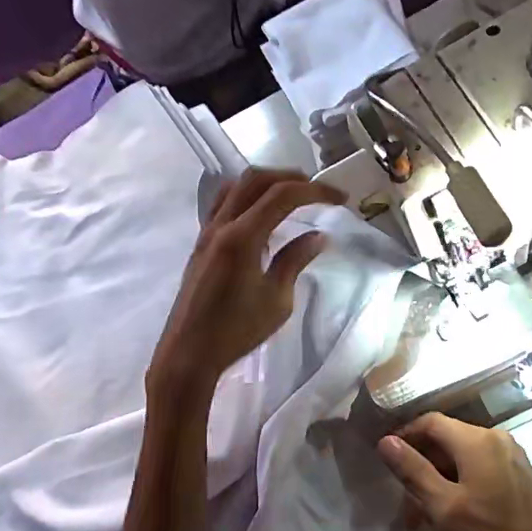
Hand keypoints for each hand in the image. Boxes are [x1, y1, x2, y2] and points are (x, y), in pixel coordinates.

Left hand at [149, 168, 343, 394]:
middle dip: (292, 178)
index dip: (316, 191)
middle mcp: (221, 225)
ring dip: (267, 183)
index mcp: (242, 237)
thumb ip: (295, 261)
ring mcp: (207, 232)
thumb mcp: (277, 299)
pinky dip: (249, 198)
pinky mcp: (202, 243)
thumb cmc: (237, 331)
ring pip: (236, 186)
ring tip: (292, 196)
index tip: (341, 199)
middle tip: (319, 191)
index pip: (283, 196)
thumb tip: (317, 236)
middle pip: (256, 179)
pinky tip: (263, 217)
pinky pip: (225, 204)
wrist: (190, 352)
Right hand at [377, 413, 531, 530]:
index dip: (404, 435)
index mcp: (476, 440)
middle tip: (403, 501)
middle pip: (446, 439)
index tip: (384, 459)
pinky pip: (480, 469)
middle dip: (420, 465)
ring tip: (423, 516)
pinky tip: (452, 515)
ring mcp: (511, 455)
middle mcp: (495, 438)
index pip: (430, 421)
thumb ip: (413, 471)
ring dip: (438, 480)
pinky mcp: (519, 474)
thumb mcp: (445, 507)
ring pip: (462, 457)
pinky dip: (459, 484)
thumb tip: (385, 441)